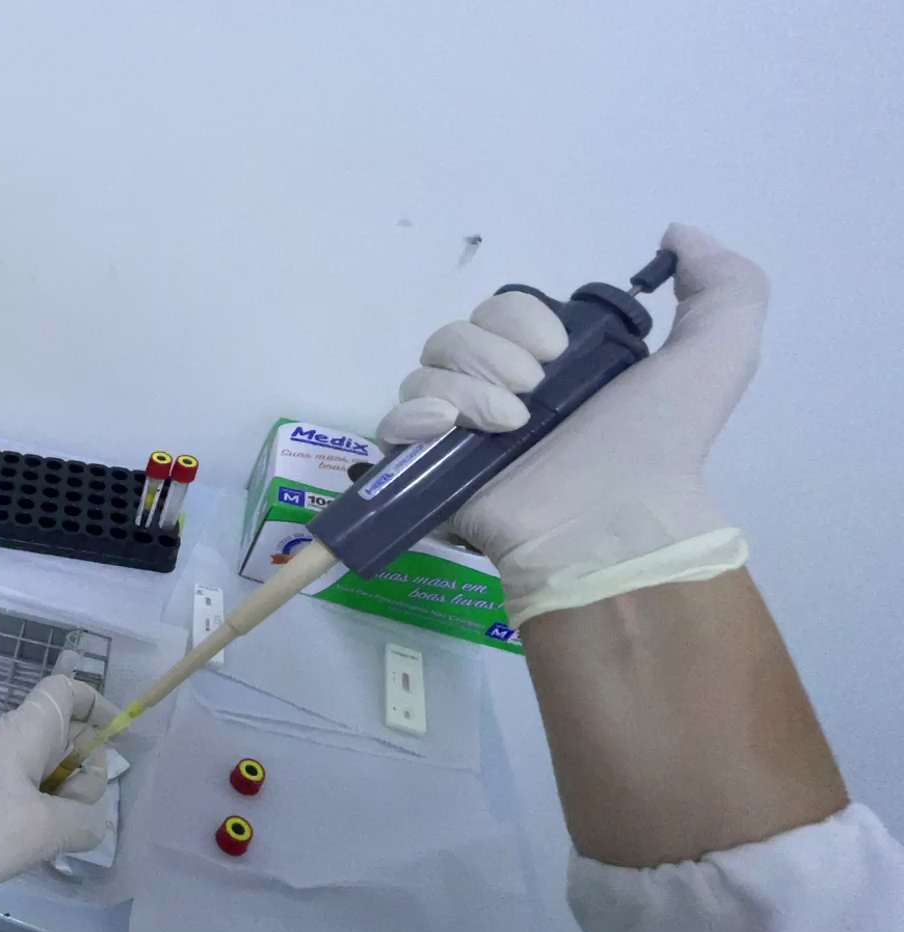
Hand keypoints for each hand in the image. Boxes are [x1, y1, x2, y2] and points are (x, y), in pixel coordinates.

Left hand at [0, 676, 112, 931]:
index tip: (117, 738)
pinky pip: (25, 791)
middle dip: (86, 770)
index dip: (98, 704)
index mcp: (28, 729)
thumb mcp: (45, 829)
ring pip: (47, 769)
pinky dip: (39, 813)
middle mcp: (11, 738)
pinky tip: (27, 844)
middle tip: (73, 811)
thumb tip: (91, 822)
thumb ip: (85, 821)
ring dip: (63, 800)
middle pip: (67, 735)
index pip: (67, 689)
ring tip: (45, 835)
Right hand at [376, 223, 766, 621]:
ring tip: (506, 427)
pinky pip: (390, 420)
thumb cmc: (652, 442)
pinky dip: (415, 418)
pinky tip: (449, 432)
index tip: (555, 353)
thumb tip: (675, 233)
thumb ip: (722, 285)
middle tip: (532, 396)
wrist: (606, 518)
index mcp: (539, 361)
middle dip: (490, 357)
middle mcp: (487, 387)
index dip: (517, 320)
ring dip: (465, 392)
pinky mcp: (419, 462)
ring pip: (421, 375)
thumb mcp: (716, 354)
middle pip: (450, 337)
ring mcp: (449, 427)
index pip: (494, 309)